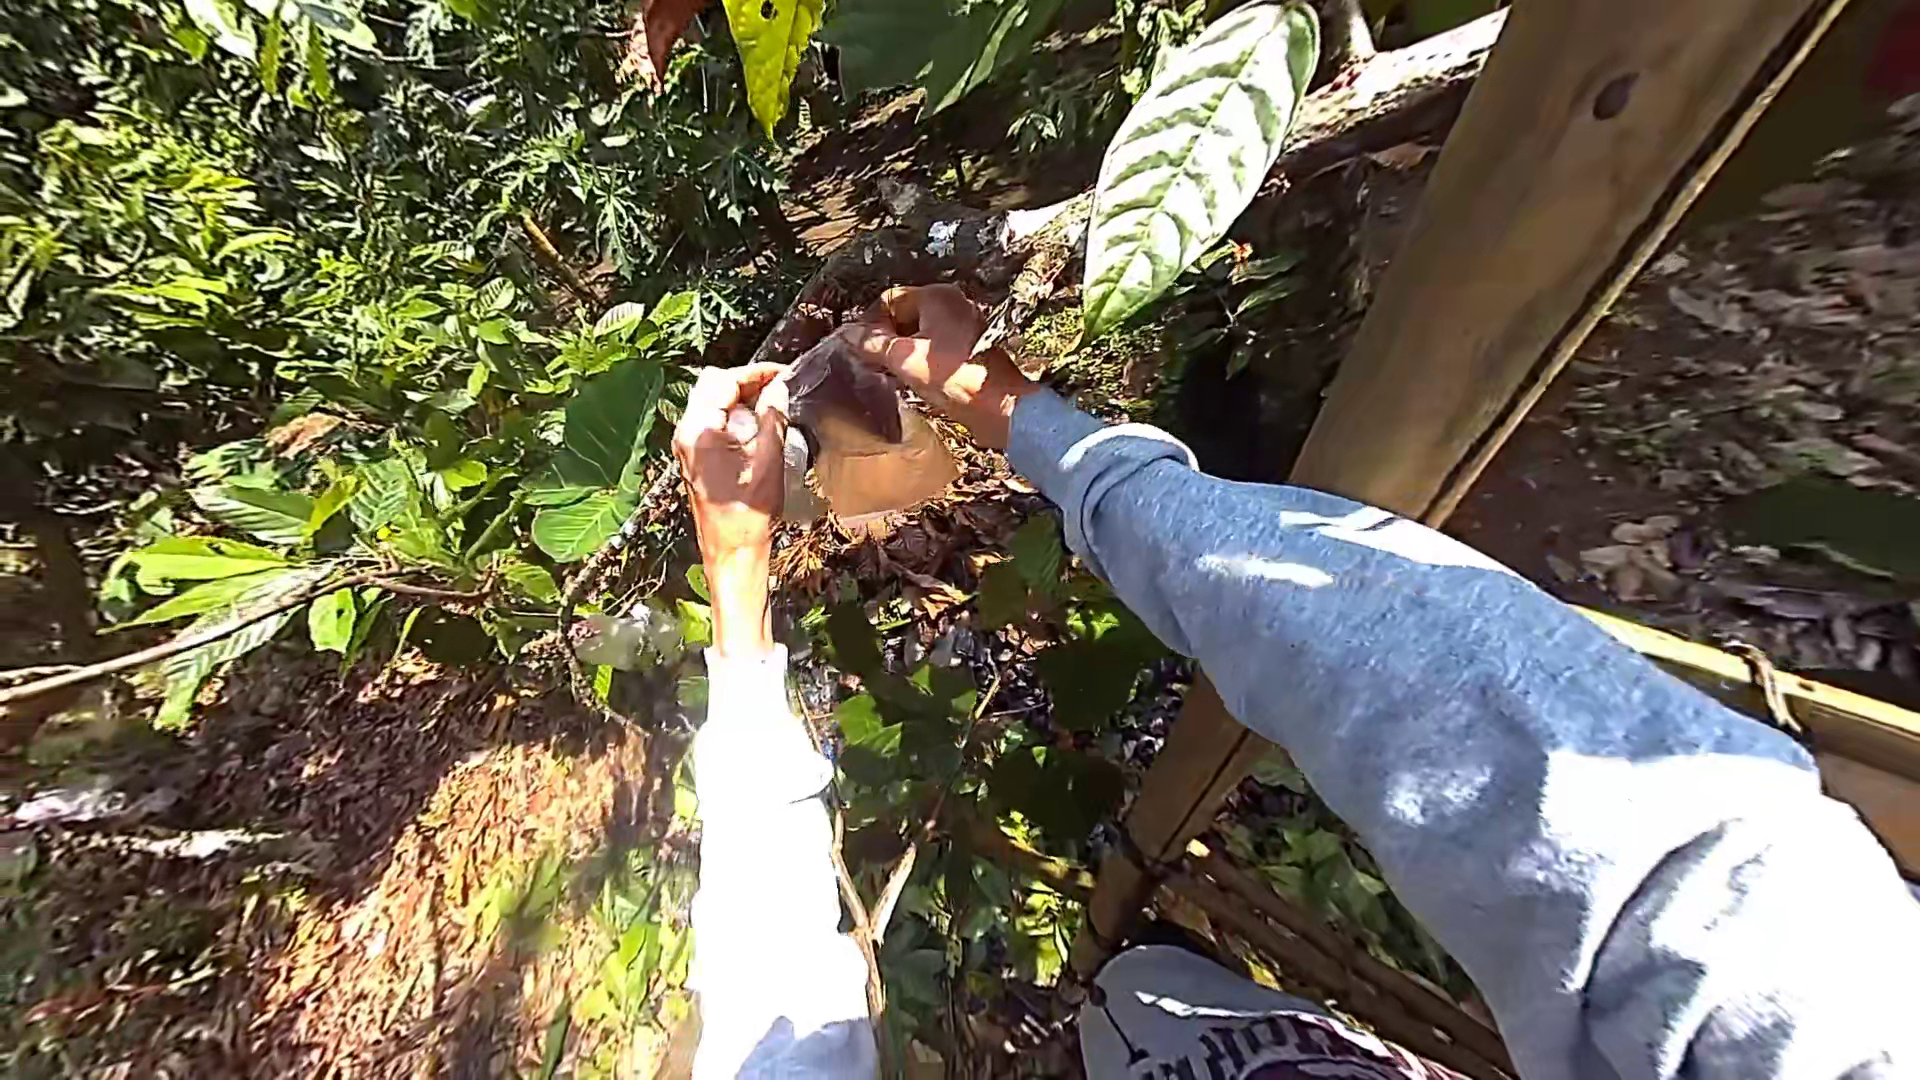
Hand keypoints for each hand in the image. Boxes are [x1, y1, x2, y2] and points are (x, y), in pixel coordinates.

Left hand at [672, 363, 788, 658]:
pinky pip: (713, 422)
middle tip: (779, 386)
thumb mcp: (768, 462)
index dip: (755, 373)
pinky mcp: (696, 457)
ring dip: (741, 398)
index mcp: (700, 431)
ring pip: (712, 402)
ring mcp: (688, 446)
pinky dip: (735, 416)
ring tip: (773, 403)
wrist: (732, 549)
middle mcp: (687, 434)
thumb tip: (778, 390)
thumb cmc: (748, 514)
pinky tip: (759, 426)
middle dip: (747, 381)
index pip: (723, 381)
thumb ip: (773, 420)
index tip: (781, 373)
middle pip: (712, 386)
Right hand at [847, 284, 1038, 450]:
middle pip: (905, 316)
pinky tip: (914, 379)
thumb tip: (847, 335)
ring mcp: (965, 326)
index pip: (889, 300)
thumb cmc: (954, 379)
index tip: (858, 348)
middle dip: (886, 338)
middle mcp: (953, 304)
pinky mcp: (972, 349)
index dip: (870, 323)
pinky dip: (921, 359)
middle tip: (872, 363)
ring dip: (903, 351)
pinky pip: (936, 347)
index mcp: (936, 296)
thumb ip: (873, 345)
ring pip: (920, 333)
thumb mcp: (904, 360)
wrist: (999, 407)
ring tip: (891, 373)